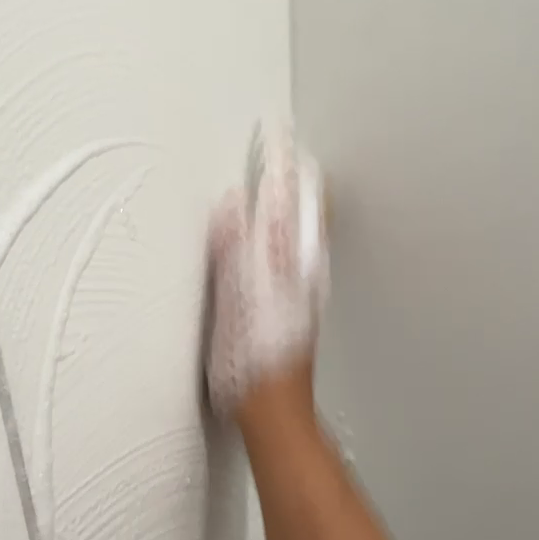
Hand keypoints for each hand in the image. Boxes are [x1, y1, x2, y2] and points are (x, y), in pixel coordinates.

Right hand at [204, 126, 327, 424]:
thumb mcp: (237, 302)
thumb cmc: (254, 362)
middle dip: (295, 175)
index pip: (287, 198)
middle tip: (285, 145)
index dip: (280, 164)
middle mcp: (301, 270)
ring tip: (289, 175)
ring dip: (297, 198)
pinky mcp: (294, 305)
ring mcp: (300, 287)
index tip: (274, 134)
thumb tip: (234, 205)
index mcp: (287, 262)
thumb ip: (235, 250)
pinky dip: (292, 229)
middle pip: (304, 209)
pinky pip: (299, 253)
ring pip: (304, 229)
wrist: (272, 405)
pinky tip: (281, 233)